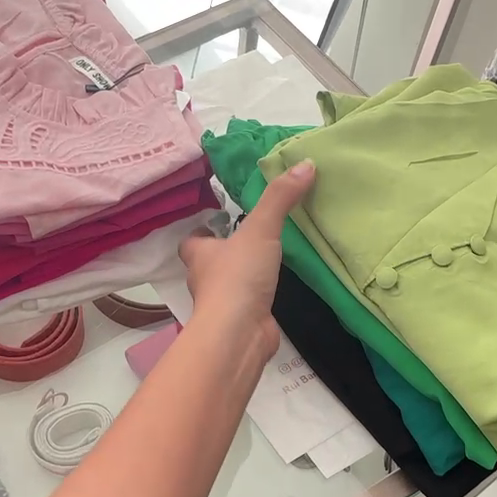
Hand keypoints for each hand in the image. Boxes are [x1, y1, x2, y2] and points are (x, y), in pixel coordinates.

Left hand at [180, 159, 313, 363]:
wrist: (239, 333)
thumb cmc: (238, 277)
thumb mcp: (260, 229)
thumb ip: (280, 198)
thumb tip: (304, 164)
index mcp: (199, 255)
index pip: (192, 241)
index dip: (203, 232)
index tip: (221, 222)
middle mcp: (204, 279)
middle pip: (210, 262)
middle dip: (225, 252)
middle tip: (251, 237)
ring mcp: (221, 304)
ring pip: (229, 284)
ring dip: (243, 275)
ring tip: (268, 260)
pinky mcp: (240, 322)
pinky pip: (248, 304)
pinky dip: (258, 297)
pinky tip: (275, 289)